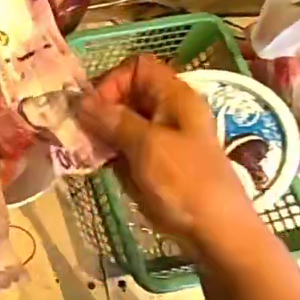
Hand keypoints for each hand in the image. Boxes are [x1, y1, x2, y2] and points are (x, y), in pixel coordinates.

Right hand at [77, 55, 260, 250]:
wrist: (217, 232)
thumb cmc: (186, 183)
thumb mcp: (148, 147)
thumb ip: (114, 120)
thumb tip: (81, 101)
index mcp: (176, 97)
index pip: (137, 68)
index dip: (113, 81)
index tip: (94, 109)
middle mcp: (171, 113)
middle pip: (129, 96)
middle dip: (102, 111)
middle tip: (82, 135)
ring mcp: (165, 141)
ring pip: (126, 125)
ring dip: (104, 136)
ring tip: (90, 155)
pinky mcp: (160, 166)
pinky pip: (130, 150)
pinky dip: (114, 156)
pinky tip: (104, 170)